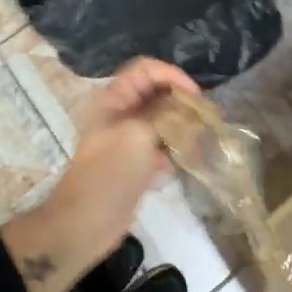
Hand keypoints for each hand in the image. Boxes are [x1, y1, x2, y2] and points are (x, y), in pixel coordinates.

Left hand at [0, 58, 197, 291]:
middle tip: (205, 119)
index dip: (172, 75)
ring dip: (182, 128)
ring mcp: (129, 139)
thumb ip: (164, 114)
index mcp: (114, 98)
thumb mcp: (138, 135)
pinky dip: (174, 152)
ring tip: (200, 141)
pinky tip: (185, 163)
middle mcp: (121, 114)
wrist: (87, 222)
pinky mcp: (137, 163)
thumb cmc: (109, 172)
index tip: (195, 96)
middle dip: (181, 103)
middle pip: (157, 94)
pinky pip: (162, 147)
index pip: (146, 69)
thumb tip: (186, 107)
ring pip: (162, 122)